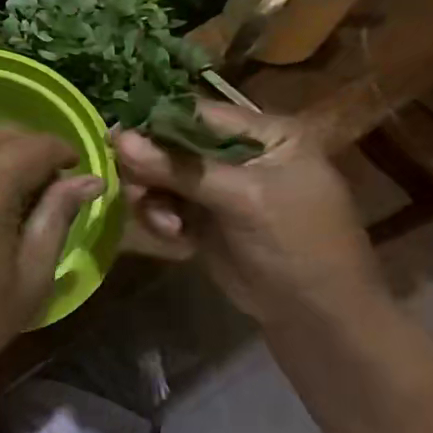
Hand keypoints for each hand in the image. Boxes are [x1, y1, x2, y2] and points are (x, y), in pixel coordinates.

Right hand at [114, 102, 383, 323]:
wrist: (317, 319)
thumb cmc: (297, 246)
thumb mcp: (242, 199)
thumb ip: (179, 167)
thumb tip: (116, 138)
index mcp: (266, 133)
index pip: (196, 113)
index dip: (154, 124)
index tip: (115, 140)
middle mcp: (239, 152)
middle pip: (171, 143)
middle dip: (151, 168)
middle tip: (139, 191)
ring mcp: (219, 185)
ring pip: (160, 173)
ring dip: (153, 197)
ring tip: (166, 225)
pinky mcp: (202, 214)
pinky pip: (162, 201)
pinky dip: (159, 216)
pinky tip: (174, 237)